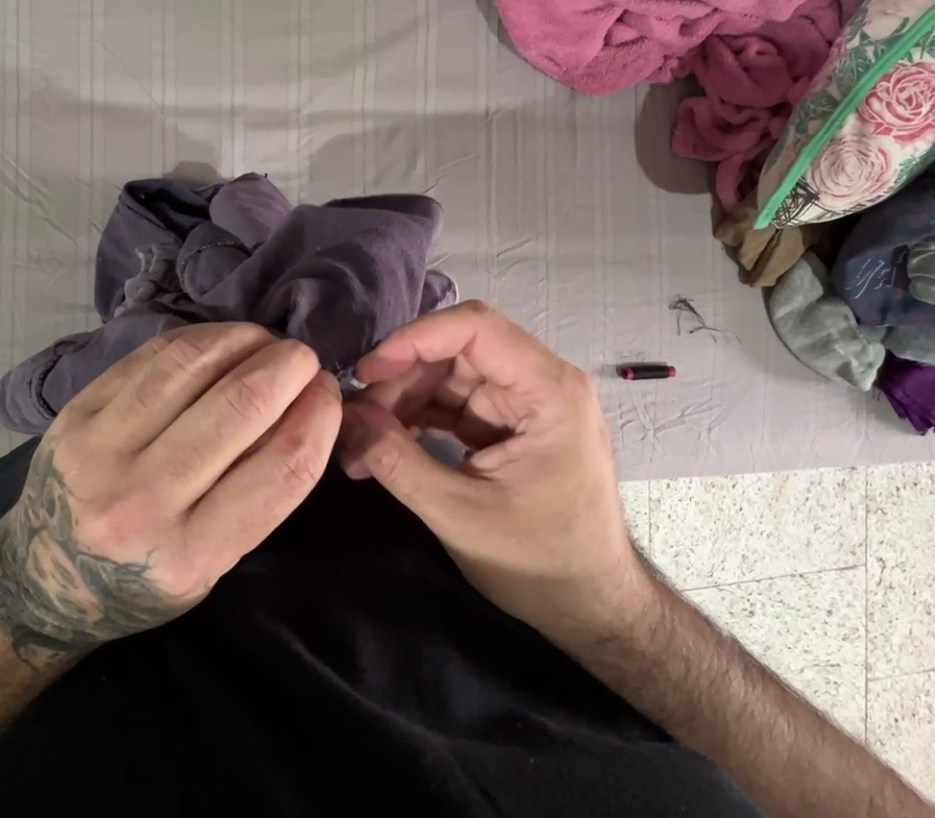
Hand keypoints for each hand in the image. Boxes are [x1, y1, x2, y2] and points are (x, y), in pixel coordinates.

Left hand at [0, 323, 340, 664]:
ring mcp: (100, 450)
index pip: (281, 467)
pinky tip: (223, 342)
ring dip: (245, 340)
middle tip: (305, 360)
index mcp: (188, 555)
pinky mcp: (76, 412)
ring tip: (266, 342)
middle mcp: (141, 501)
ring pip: (192, 365)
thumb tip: (305, 408)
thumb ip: (258, 495)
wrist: (43, 579)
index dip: (320, 417)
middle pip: (240, 406)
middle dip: (289, 367)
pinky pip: (151, 356)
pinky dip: (200, 340)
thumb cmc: (143, 581)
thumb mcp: (213, 565)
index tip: (330, 394)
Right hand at [340, 300, 647, 645]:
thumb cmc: (539, 563)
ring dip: (402, 403)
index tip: (367, 373)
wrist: (589, 606)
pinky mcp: (509, 425)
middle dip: (400, 379)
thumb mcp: (459, 514)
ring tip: (361, 444)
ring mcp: (525, 403)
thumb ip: (396, 461)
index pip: (475, 328)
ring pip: (448, 377)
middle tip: (356, 423)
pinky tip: (384, 447)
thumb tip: (345, 418)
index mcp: (549, 391)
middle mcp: (540, 382)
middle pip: (456, 351)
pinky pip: (454, 404)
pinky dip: (417, 421)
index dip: (414, 339)